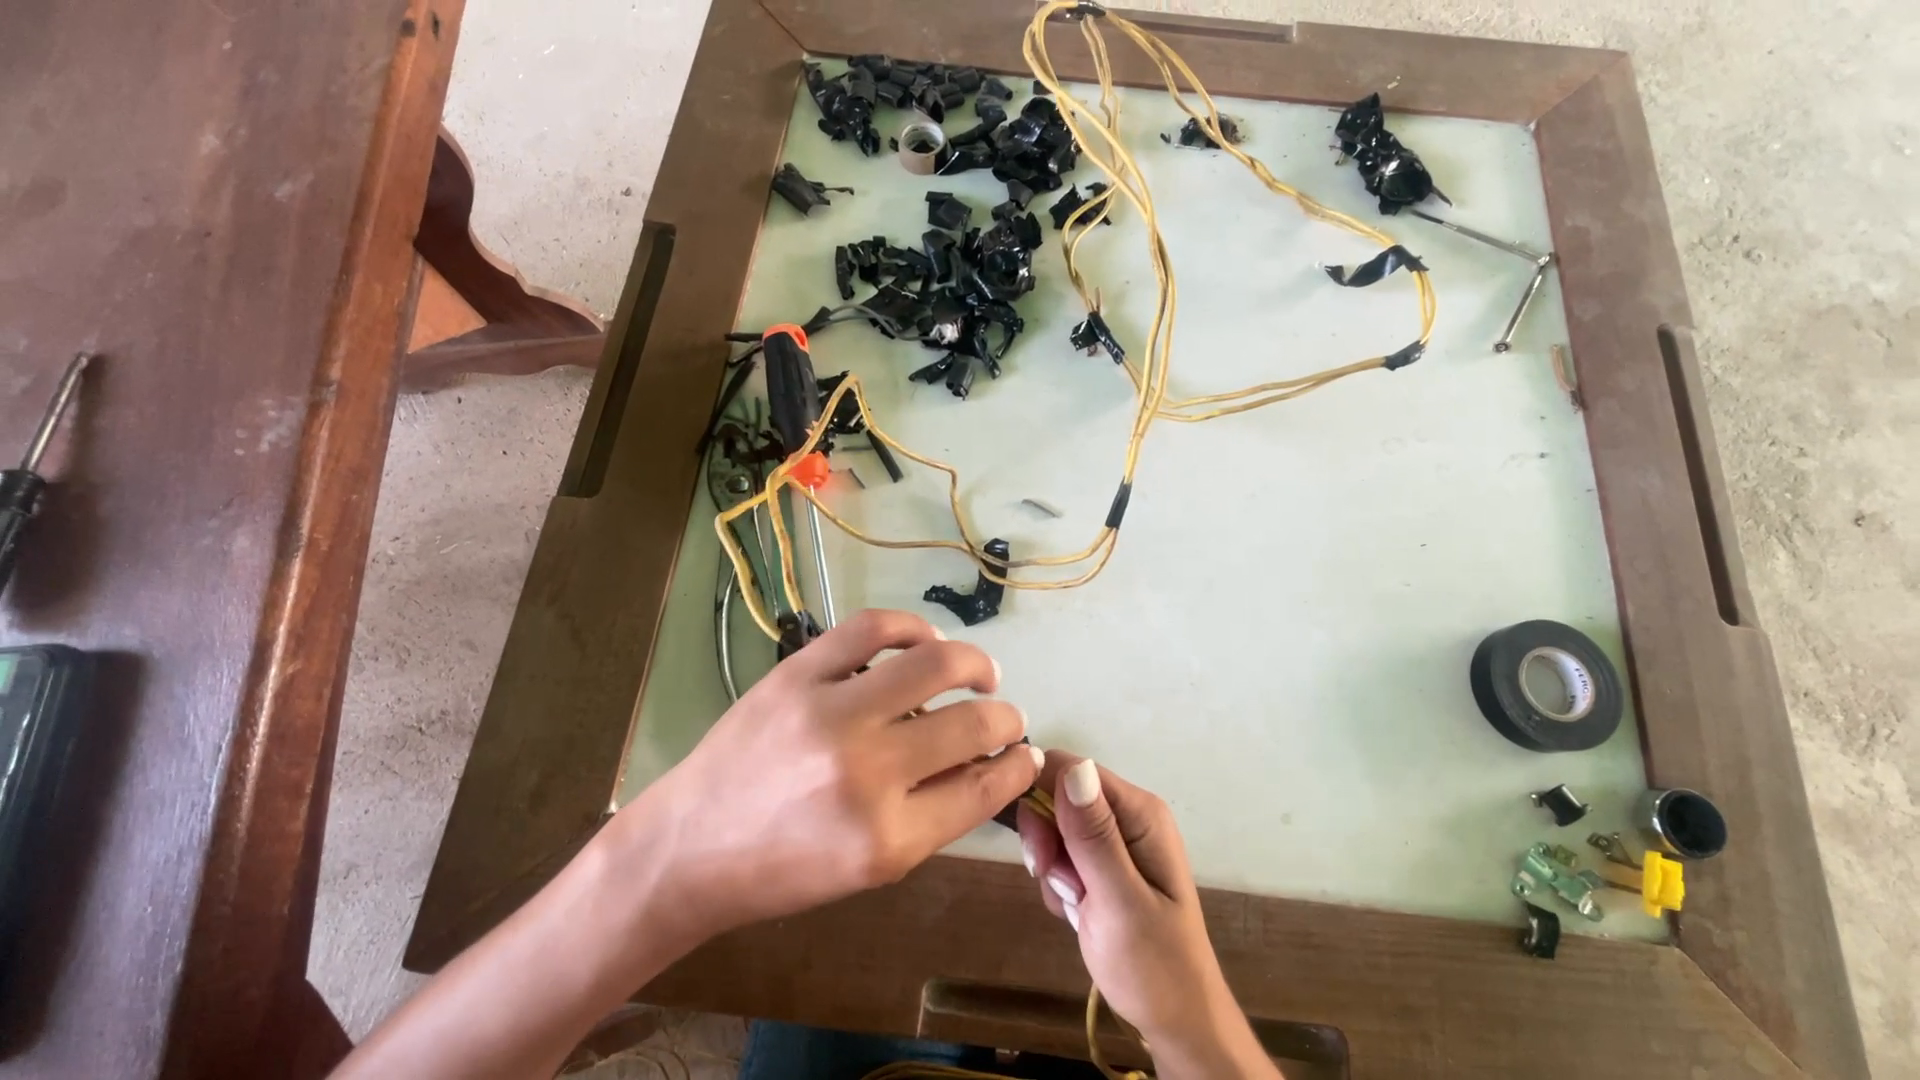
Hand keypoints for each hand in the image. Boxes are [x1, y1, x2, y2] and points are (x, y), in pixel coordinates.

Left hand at [607, 609, 1042, 945]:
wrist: (692, 844)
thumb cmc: (784, 869)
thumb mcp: (873, 866)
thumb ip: (937, 814)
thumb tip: (989, 760)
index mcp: (888, 837)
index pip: (983, 787)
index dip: (1015, 766)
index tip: (1025, 753)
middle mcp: (866, 771)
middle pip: (971, 725)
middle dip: (1006, 720)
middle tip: (1006, 718)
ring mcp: (829, 712)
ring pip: (935, 664)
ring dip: (975, 665)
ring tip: (981, 674)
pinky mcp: (797, 673)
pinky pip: (872, 628)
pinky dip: (912, 627)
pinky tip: (925, 641)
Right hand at [1017, 754, 1278, 1077]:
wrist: (1174, 1020)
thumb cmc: (1154, 964)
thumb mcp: (1121, 902)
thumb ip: (1093, 836)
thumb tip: (1073, 767)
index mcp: (1140, 813)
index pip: (1072, 769)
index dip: (1042, 796)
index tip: (1038, 849)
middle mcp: (1128, 818)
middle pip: (1058, 796)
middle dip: (1046, 838)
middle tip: (1054, 880)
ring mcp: (1115, 843)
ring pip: (1053, 828)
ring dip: (1051, 866)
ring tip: (1074, 904)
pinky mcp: (1101, 868)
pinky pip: (1060, 857)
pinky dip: (1057, 884)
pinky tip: (1075, 912)